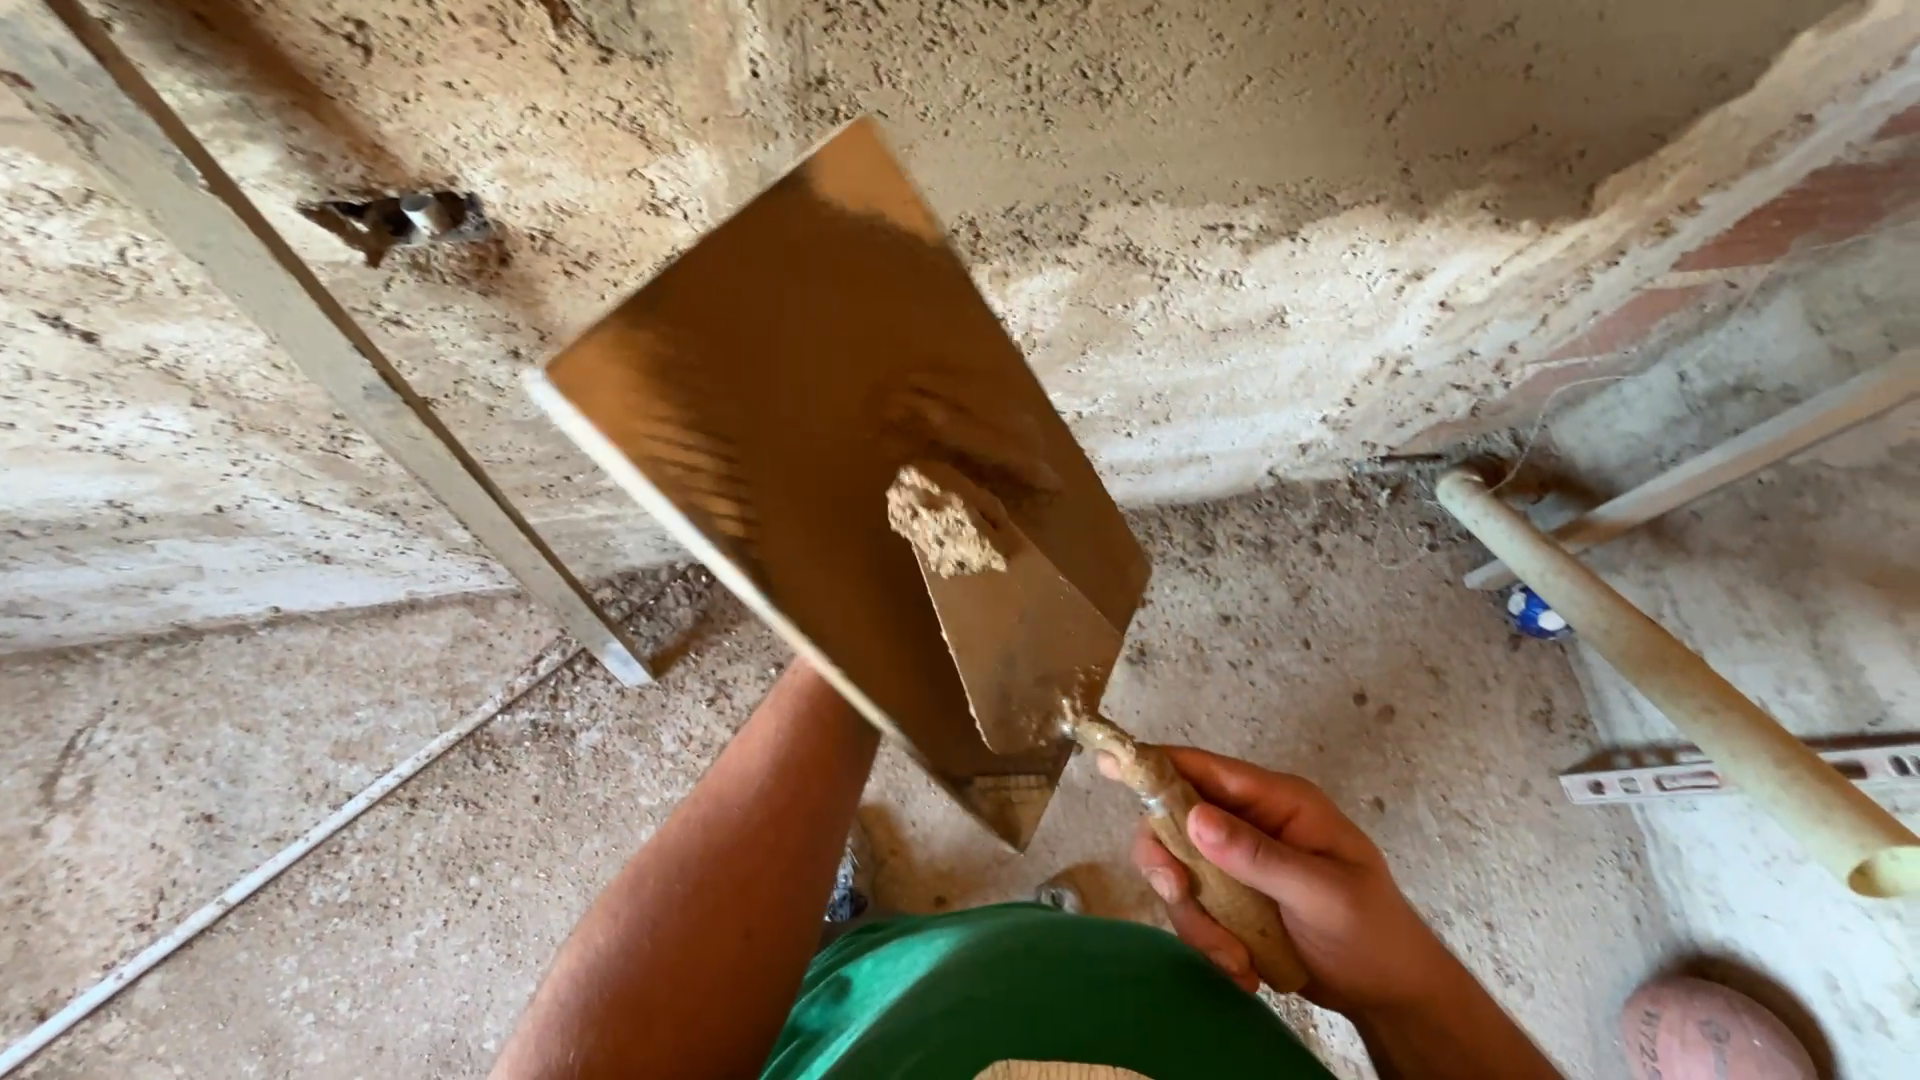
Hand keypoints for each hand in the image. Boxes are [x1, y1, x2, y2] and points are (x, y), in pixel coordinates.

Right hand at [1113, 747, 1466, 1014]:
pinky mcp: (1229, 896)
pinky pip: (1191, 906)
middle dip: (1169, 864)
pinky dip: (1207, 939)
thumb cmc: (1372, 932)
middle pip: (1174, 821)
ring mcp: (1235, 859)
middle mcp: (1248, 821)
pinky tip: (1243, 968)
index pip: (1203, 768)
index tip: (1109, 763)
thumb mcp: (1324, 893)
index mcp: (1276, 801)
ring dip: (1194, 918)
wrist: (1391, 994)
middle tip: (1178, 895)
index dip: (1154, 763)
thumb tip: (1193, 817)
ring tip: (1235, 961)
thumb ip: (1258, 855)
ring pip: (1176, 870)